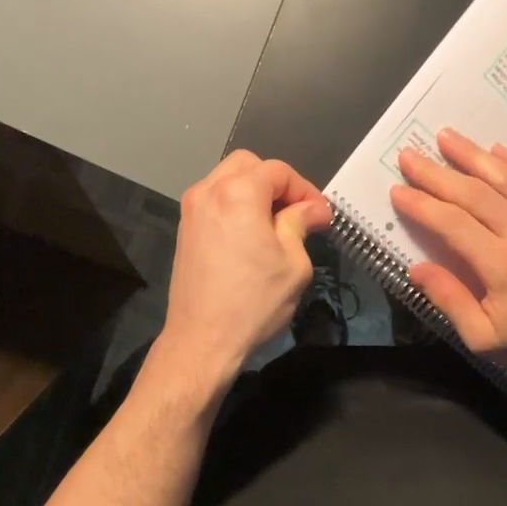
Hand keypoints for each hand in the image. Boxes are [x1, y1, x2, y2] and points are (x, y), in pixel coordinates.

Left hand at [160, 150, 332, 377]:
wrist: (203, 340)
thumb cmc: (254, 304)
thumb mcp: (293, 264)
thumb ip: (300, 224)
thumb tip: (314, 209)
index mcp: (238, 194)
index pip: (278, 171)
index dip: (305, 190)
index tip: (321, 215)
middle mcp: (208, 191)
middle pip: (248, 165)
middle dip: (276, 184)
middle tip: (297, 214)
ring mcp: (191, 210)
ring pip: (227, 180)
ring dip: (254, 193)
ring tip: (275, 225)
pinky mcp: (185, 230)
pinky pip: (214, 201)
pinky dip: (235, 206)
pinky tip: (251, 236)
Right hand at [391, 129, 506, 372]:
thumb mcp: (482, 338)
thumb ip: (450, 300)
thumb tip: (416, 269)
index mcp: (504, 268)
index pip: (454, 224)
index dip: (423, 205)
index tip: (398, 190)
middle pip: (476, 193)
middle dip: (438, 173)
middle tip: (409, 155)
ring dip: (474, 155)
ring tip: (446, 137)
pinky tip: (497, 150)